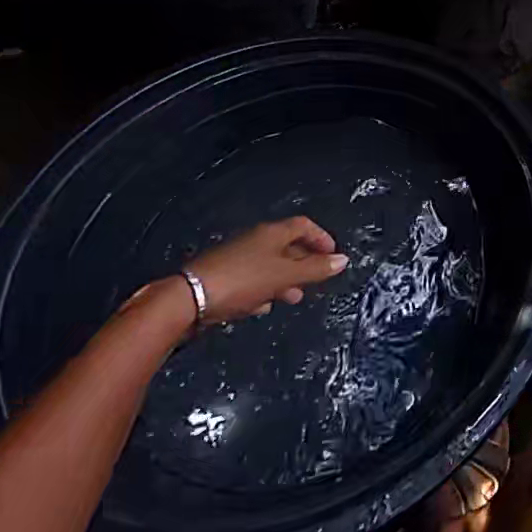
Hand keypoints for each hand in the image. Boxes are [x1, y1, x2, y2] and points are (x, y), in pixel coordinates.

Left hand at [180, 216, 348, 322]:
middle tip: (316, 280)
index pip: (304, 225)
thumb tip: (343, 260)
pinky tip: (261, 306)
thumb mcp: (285, 275)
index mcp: (272, 233)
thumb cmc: (243, 281)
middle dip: (304, 263)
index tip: (333, 256)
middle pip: (288, 245)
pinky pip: (252, 278)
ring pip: (270, 264)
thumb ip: (315, 269)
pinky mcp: (223, 276)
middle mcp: (256, 240)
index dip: (321, 238)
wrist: (188, 299)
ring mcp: (237, 257)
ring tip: (293, 297)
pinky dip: (263, 289)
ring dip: (285, 279)